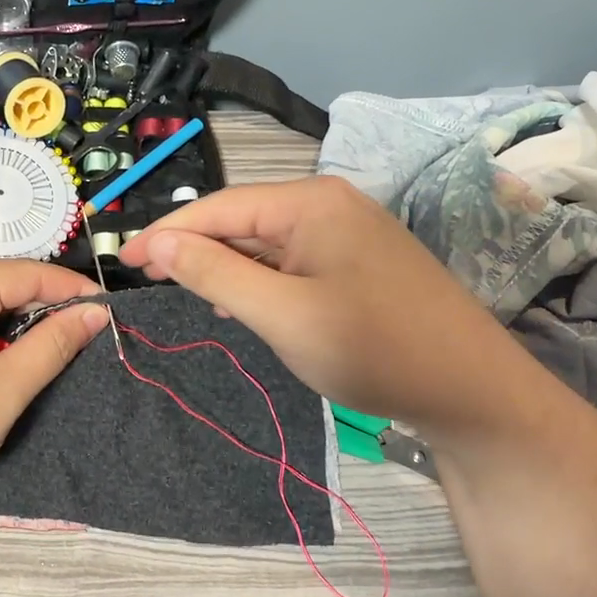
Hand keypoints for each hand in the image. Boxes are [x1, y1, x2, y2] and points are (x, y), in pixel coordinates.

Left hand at [0, 261, 108, 522]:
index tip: (110, 309)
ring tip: (53, 349)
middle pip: (0, 282)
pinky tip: (5, 356)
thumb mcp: (5, 391)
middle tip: (87, 334)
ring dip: (16, 320)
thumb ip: (53, 344)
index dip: (71, 289)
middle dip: (44, 305)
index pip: (25, 273)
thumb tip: (96, 311)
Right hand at [117, 178, 545, 439]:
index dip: (164, 233)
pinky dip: (258, 279)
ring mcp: (349, 232)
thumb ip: (214, 273)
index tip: (121, 261)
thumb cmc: (373, 349)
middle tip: (147, 279)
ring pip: (264, 241)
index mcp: (310, 202)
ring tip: (186, 293)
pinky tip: (241, 302)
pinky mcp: (359, 262)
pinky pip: (292, 259)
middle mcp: (329, 204)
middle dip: (193, 248)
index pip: (217, 208)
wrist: (474, 394)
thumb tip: (158, 242)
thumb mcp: (281, 314)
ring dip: (224, 265)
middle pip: (240, 219)